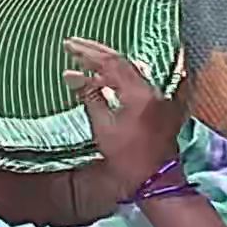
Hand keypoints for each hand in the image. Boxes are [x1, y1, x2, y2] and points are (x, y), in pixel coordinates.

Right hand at [62, 38, 185, 199]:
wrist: (156, 181)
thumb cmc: (126, 157)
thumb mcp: (103, 126)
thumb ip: (89, 96)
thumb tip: (70, 75)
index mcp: (140, 94)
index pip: (112, 63)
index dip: (88, 52)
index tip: (68, 45)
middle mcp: (152, 91)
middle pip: (122, 62)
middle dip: (96, 52)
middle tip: (73, 45)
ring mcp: (157, 97)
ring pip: (129, 70)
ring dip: (105, 64)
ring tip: (83, 59)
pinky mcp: (157, 105)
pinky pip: (134, 82)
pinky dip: (115, 76)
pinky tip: (100, 78)